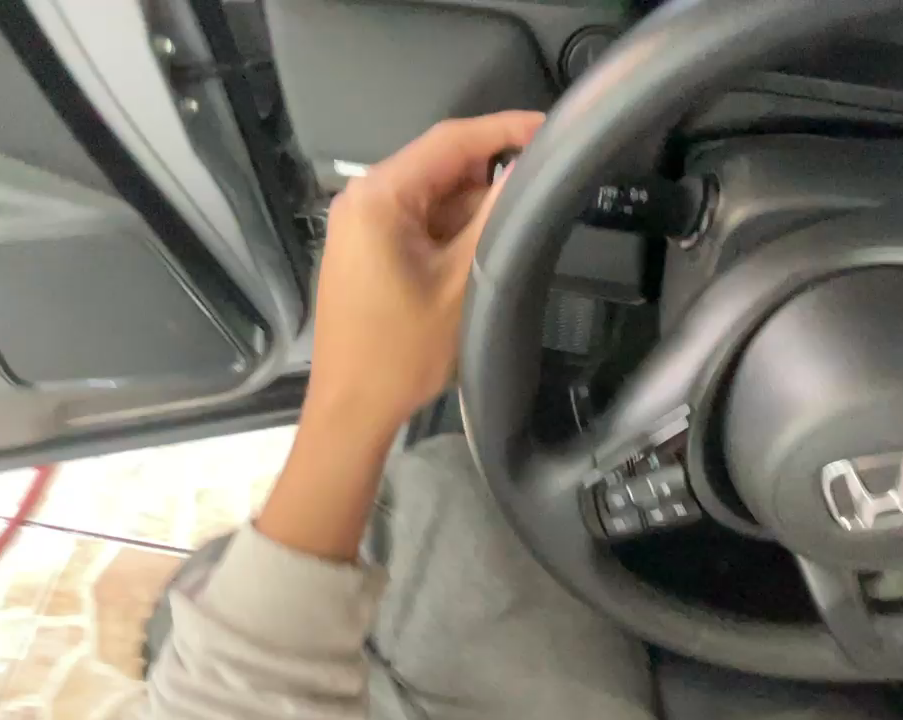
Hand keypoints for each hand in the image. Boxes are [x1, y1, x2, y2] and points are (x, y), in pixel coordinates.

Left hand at [256, 112, 540, 560]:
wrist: (354, 408)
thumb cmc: (403, 352)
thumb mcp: (460, 285)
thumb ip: (492, 223)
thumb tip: (522, 174)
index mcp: (379, 198)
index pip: (450, 142)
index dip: (503, 130)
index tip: (548, 130)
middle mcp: (363, 201)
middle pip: (439, 170)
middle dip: (490, 178)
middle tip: (543, 189)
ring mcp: (361, 229)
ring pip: (432, 202)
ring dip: (472, 213)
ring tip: (519, 229)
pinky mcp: (366, 255)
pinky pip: (418, 228)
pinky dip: (451, 235)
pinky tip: (482, 255)